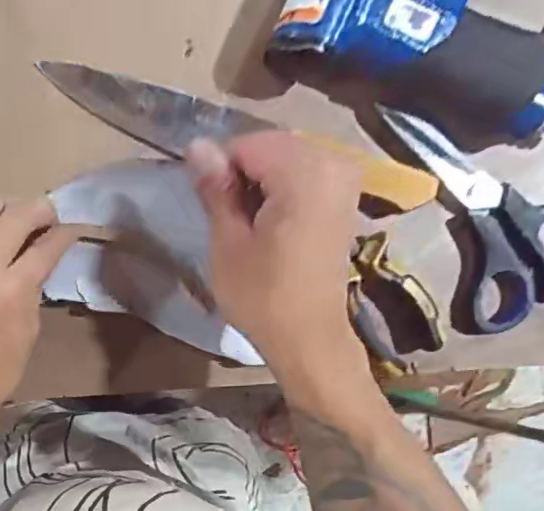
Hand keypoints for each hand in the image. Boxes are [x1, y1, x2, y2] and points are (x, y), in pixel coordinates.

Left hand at [0, 198, 79, 432]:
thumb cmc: (0, 368)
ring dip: (7, 211)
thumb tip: (42, 258)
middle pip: (17, 213)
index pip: (47, 244)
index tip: (74, 230)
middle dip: (41, 210)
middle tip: (49, 222)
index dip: (67, 233)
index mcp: (12, 288)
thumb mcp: (30, 327)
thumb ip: (35, 286)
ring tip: (17, 227)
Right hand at [187, 133, 367, 396]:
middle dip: (242, 173)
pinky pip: (305, 173)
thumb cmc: (261, 295)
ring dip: (260, 183)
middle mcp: (334, 161)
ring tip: (246, 226)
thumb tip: (197, 147)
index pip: (249, 143)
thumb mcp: (228, 245)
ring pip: (287, 158)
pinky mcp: (345, 194)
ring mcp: (346, 176)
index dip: (220, 169)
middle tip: (225, 219)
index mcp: (305, 172)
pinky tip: (268, 225)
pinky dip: (281, 190)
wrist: (307, 333)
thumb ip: (217, 191)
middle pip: (272, 147)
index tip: (208, 206)